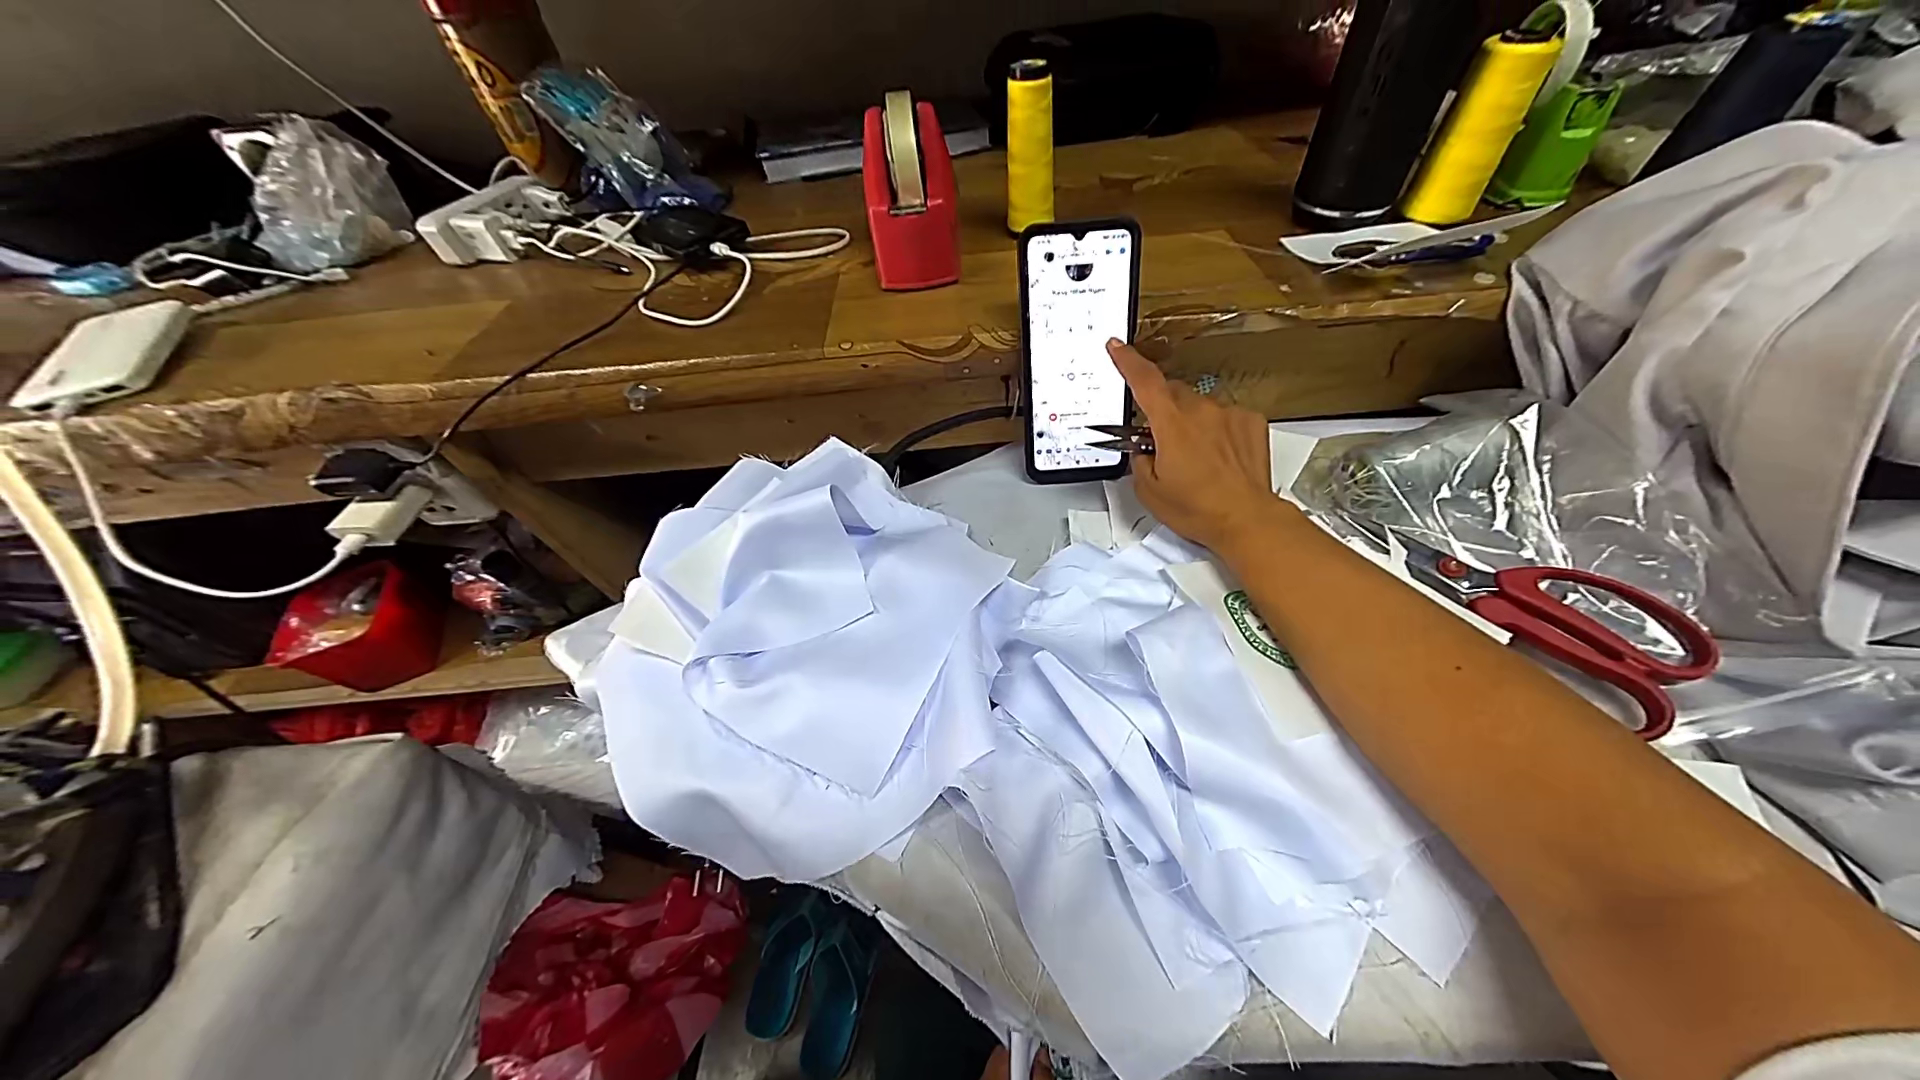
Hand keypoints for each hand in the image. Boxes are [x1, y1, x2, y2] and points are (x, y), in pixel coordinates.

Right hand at [1107, 339, 1282, 551]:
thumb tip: (1143, 450)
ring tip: (1195, 459)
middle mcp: (1201, 411)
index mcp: (1171, 425)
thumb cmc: (1200, 509)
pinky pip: (1225, 415)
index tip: (1117, 348)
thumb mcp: (1149, 490)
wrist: (1245, 519)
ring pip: (1199, 406)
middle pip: (1172, 393)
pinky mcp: (1251, 421)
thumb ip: (1139, 460)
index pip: (1144, 380)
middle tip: (1161, 442)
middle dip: (1162, 410)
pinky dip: (1216, 430)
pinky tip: (1217, 457)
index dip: (1127, 361)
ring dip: (1191, 423)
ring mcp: (1229, 414)